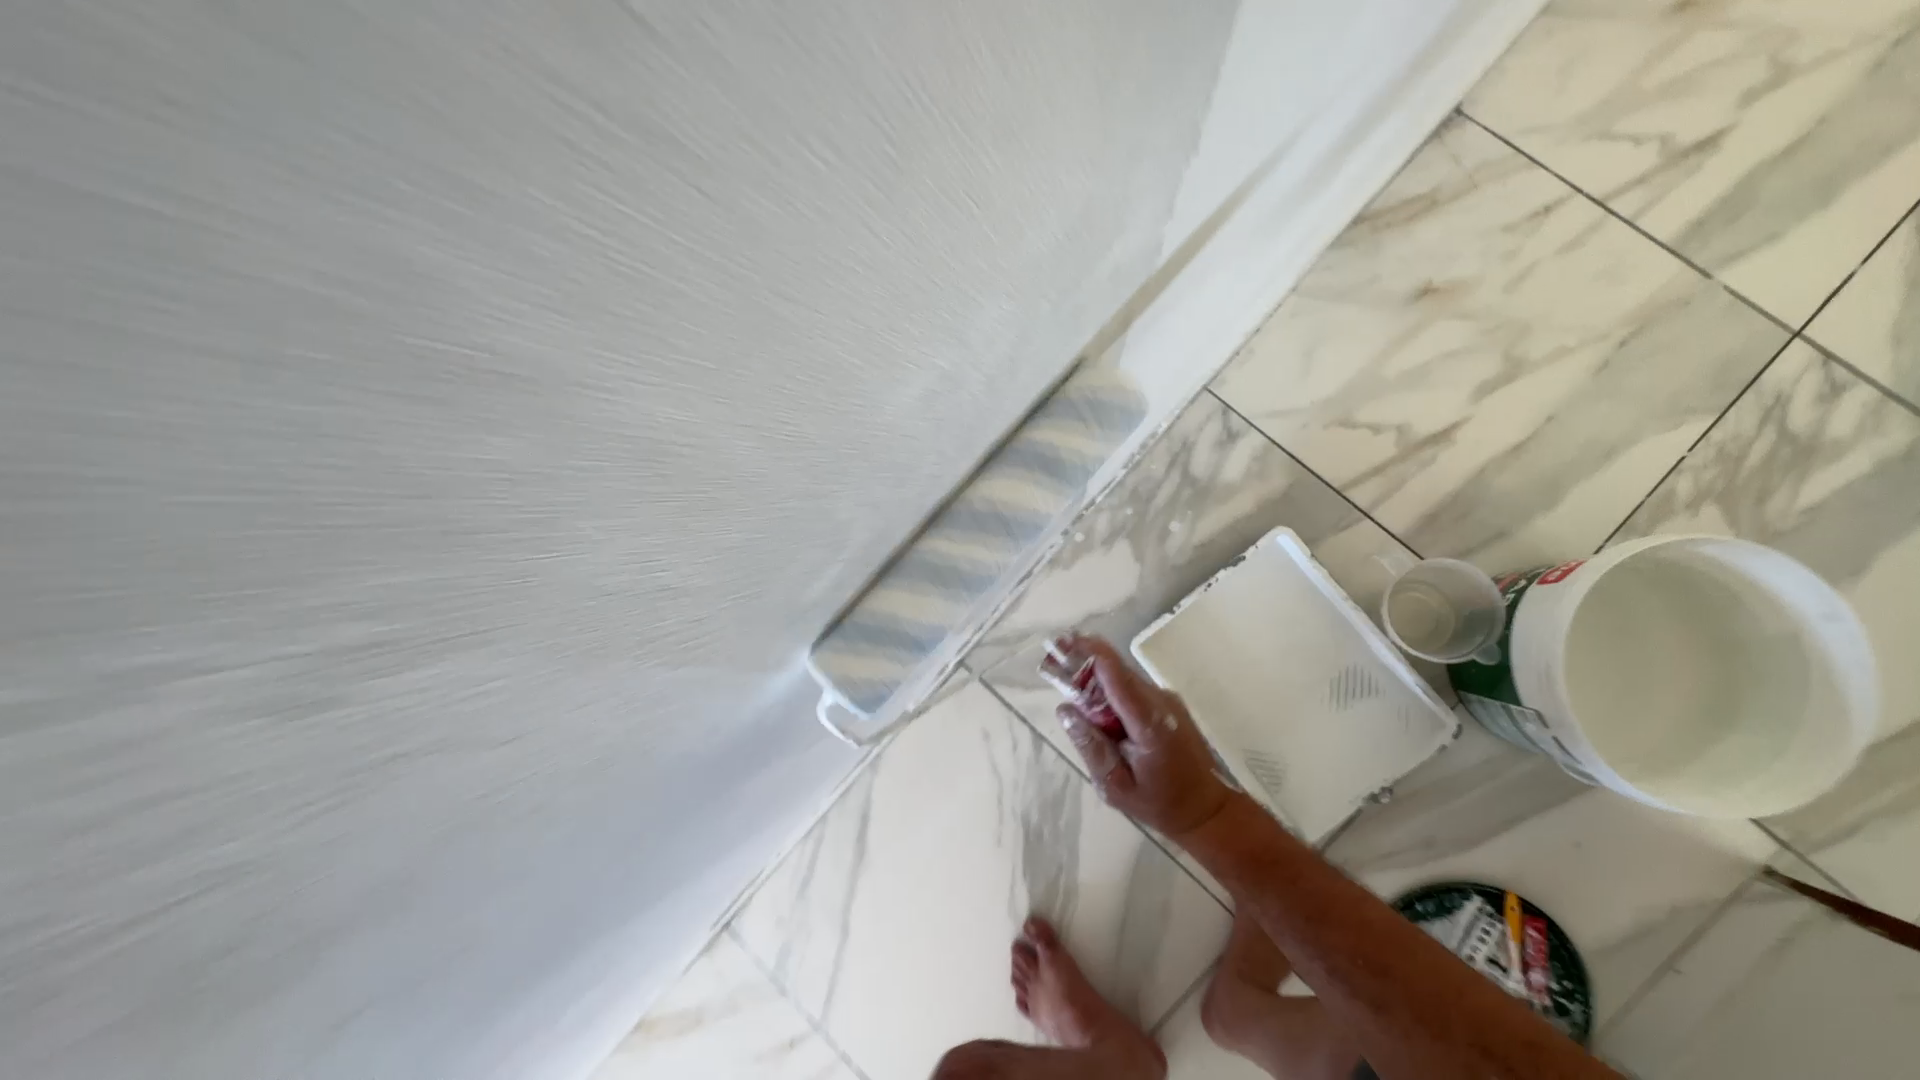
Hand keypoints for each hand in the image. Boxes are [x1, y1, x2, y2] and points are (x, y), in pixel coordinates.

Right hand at [1044, 633, 1232, 839]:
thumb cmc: (1162, 804)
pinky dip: (1111, 693)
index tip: (1062, 641)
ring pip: (1124, 679)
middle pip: (1117, 671)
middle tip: (1054, 660)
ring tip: (1069, 686)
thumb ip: (1091, 747)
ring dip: (1096, 680)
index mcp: (1149, 722)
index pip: (1116, 674)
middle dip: (1084, 663)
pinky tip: (1097, 709)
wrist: (1209, 809)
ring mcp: (1168, 700)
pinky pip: (1133, 691)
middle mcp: (1161, 701)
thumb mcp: (1116, 786)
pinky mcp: (1169, 705)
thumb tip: (1065, 710)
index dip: (1088, 653)